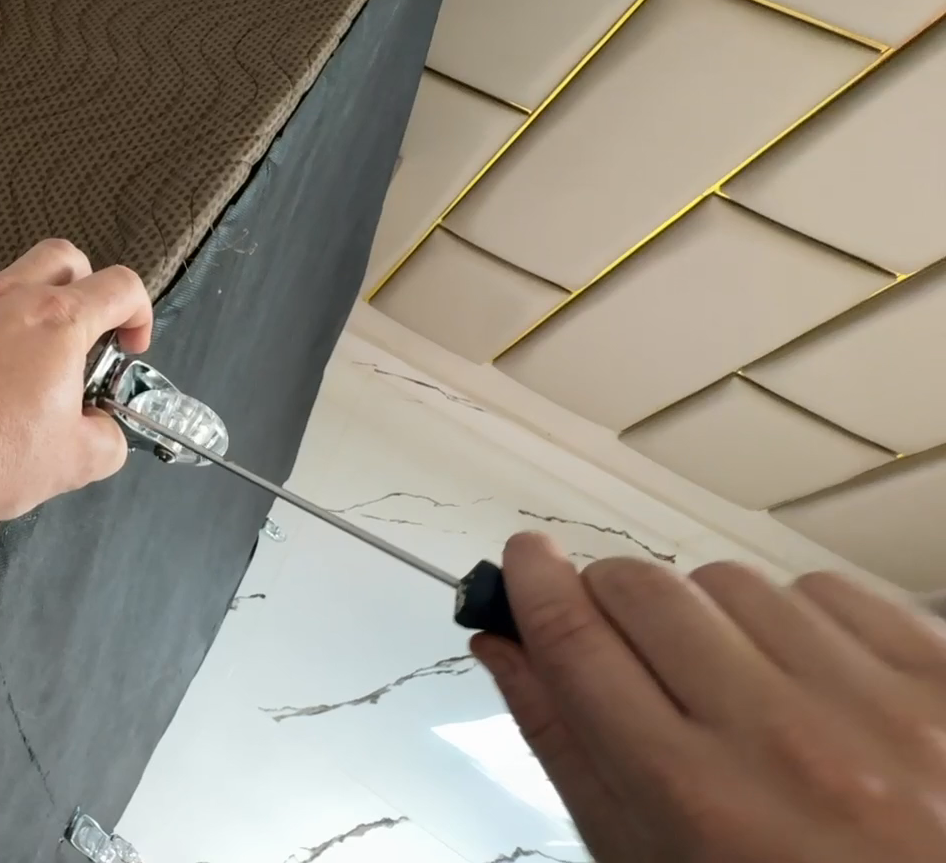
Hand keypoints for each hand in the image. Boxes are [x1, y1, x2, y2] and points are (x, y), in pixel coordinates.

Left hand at [0, 239, 151, 540]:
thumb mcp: (69, 465)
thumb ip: (105, 441)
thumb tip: (102, 429)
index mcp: (56, 322)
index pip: (120, 285)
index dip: (139, 312)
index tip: (129, 347)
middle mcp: (7, 297)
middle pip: (63, 256)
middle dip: (86, 285)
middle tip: (81, 336)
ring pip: (10, 282)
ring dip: (31, 312)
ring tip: (22, 374)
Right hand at [472, 532, 945, 861]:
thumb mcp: (644, 851)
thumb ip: (559, 739)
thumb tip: (499, 640)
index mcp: (693, 796)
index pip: (572, 637)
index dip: (532, 579)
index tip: (526, 555)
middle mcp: (787, 747)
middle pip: (640, 588)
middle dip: (611, 595)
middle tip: (628, 635)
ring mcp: (889, 713)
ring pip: (729, 581)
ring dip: (709, 611)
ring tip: (740, 674)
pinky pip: (830, 590)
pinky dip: (799, 616)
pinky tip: (814, 675)